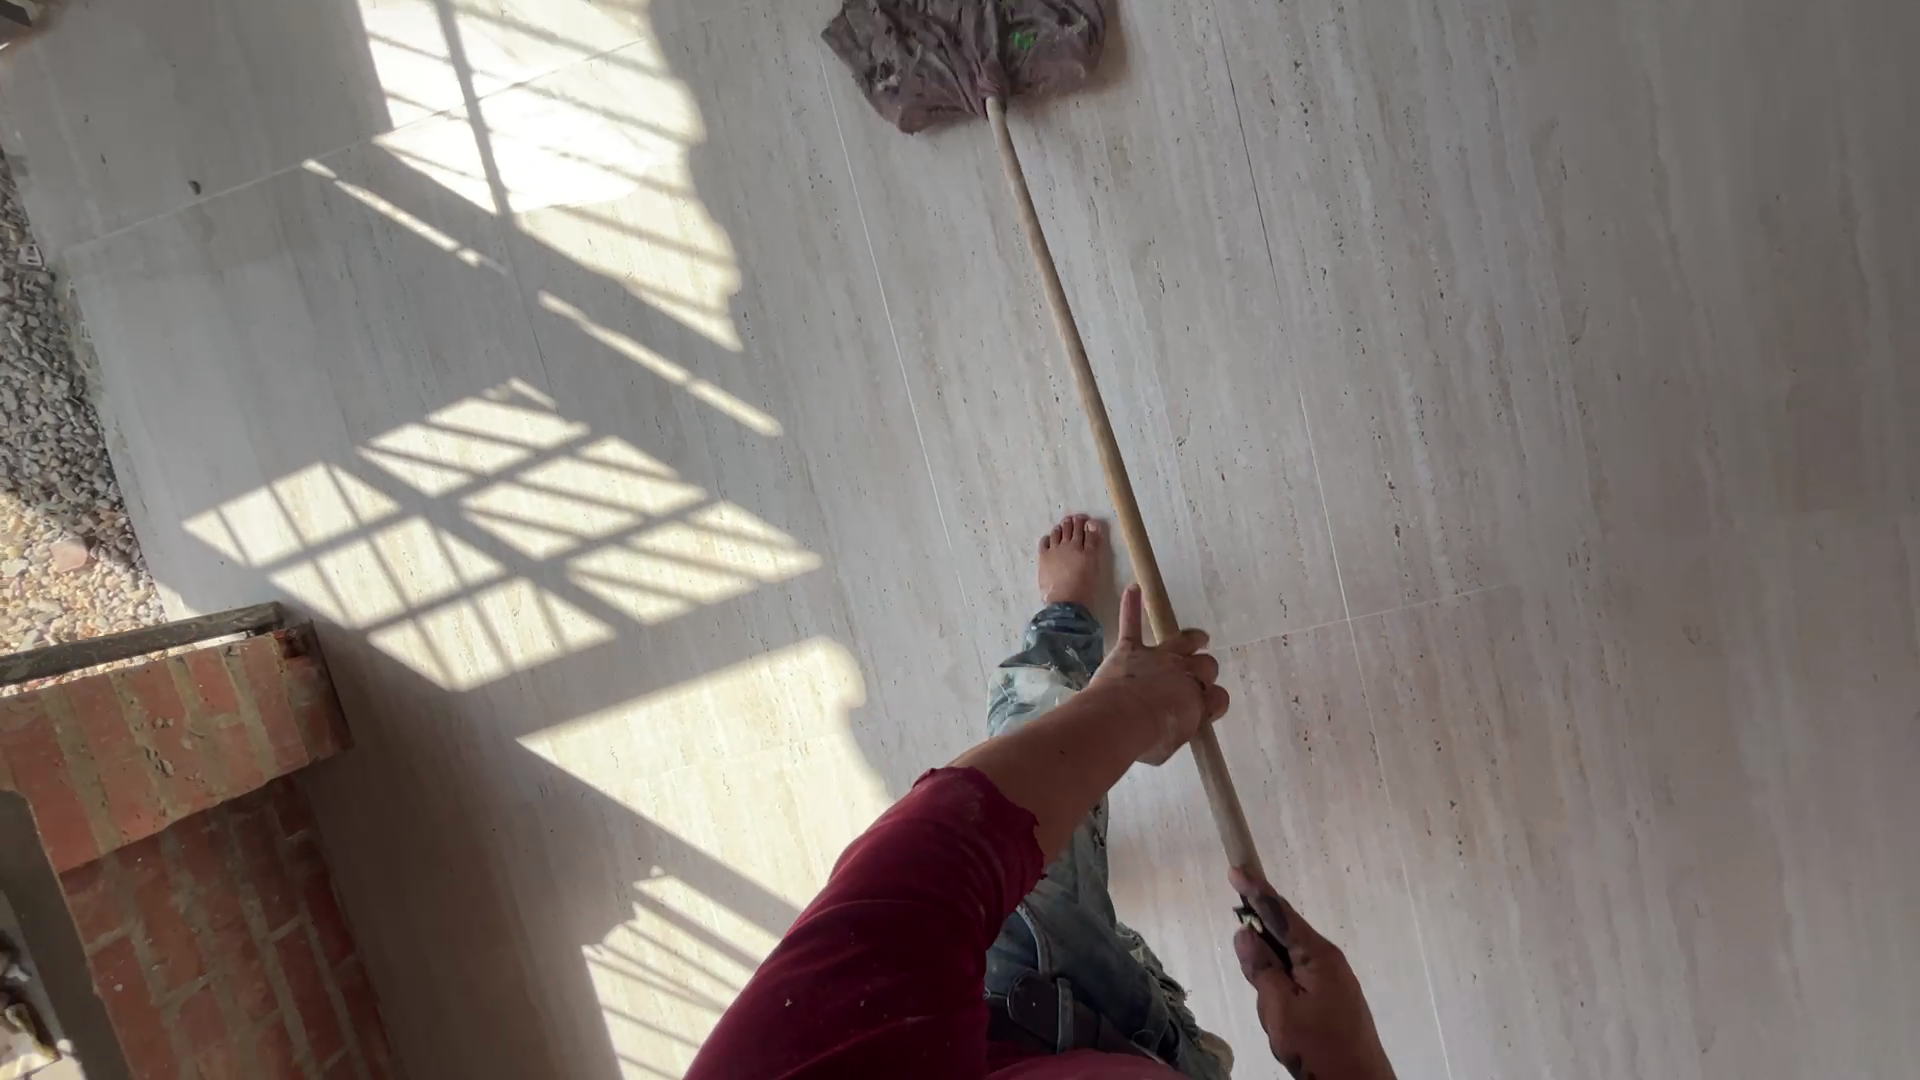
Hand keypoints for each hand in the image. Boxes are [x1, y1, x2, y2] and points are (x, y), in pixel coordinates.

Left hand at [1086, 584, 1228, 764]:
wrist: (1121, 717)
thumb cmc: (1147, 738)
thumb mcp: (1171, 744)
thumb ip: (1176, 730)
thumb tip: (1170, 727)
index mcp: (1198, 701)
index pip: (1219, 699)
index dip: (1213, 703)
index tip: (1208, 708)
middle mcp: (1183, 674)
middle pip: (1206, 666)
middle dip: (1205, 670)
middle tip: (1200, 674)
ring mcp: (1158, 658)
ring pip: (1182, 641)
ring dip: (1192, 638)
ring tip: (1199, 636)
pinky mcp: (1130, 649)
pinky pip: (1132, 623)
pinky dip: (1131, 606)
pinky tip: (1133, 589)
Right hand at [1231, 867, 1396, 1079]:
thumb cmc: (1321, 1052)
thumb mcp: (1280, 1010)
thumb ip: (1260, 968)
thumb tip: (1245, 933)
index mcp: (1318, 956)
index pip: (1280, 913)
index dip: (1255, 891)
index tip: (1234, 869)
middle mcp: (1327, 962)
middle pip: (1281, 938)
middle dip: (1261, 954)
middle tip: (1255, 981)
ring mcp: (1332, 983)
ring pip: (1286, 965)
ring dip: (1271, 985)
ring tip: (1277, 1023)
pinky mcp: (1331, 1002)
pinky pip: (1296, 984)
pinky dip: (1281, 995)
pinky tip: (1284, 1025)